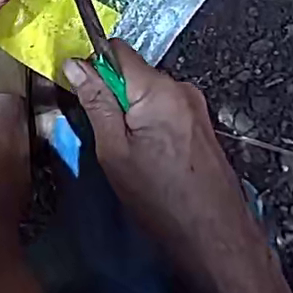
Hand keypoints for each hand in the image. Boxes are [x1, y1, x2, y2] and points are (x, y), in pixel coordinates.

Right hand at [67, 42, 282, 292]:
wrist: (217, 242)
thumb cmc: (160, 200)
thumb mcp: (114, 152)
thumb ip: (96, 102)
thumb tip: (75, 64)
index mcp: (158, 89)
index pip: (117, 50)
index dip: (93, 66)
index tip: (81, 94)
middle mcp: (181, 89)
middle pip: (133, 73)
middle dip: (113, 95)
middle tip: (103, 135)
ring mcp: (196, 107)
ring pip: (148, 94)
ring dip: (131, 114)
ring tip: (128, 155)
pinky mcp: (202, 126)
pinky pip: (165, 111)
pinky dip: (149, 125)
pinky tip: (150, 160)